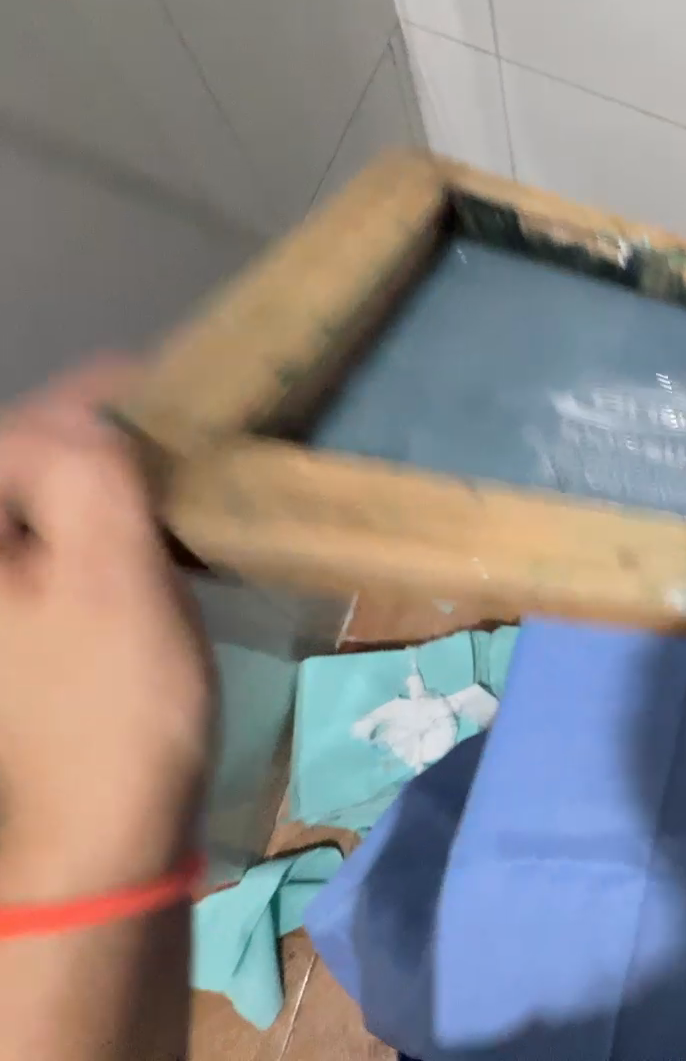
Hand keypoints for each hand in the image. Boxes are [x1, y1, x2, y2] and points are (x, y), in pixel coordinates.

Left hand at [0, 360, 210, 900]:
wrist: (108, 808)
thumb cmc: (114, 699)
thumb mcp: (113, 587)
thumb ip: (96, 490)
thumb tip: (95, 419)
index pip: (6, 446)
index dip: (79, 405)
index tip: (153, 374)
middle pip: (18, 475)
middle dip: (89, 440)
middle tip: (172, 425)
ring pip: (39, 510)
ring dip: (103, 482)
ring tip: (172, 468)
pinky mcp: (22, 625)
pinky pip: (57, 547)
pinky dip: (104, 524)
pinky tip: (153, 530)